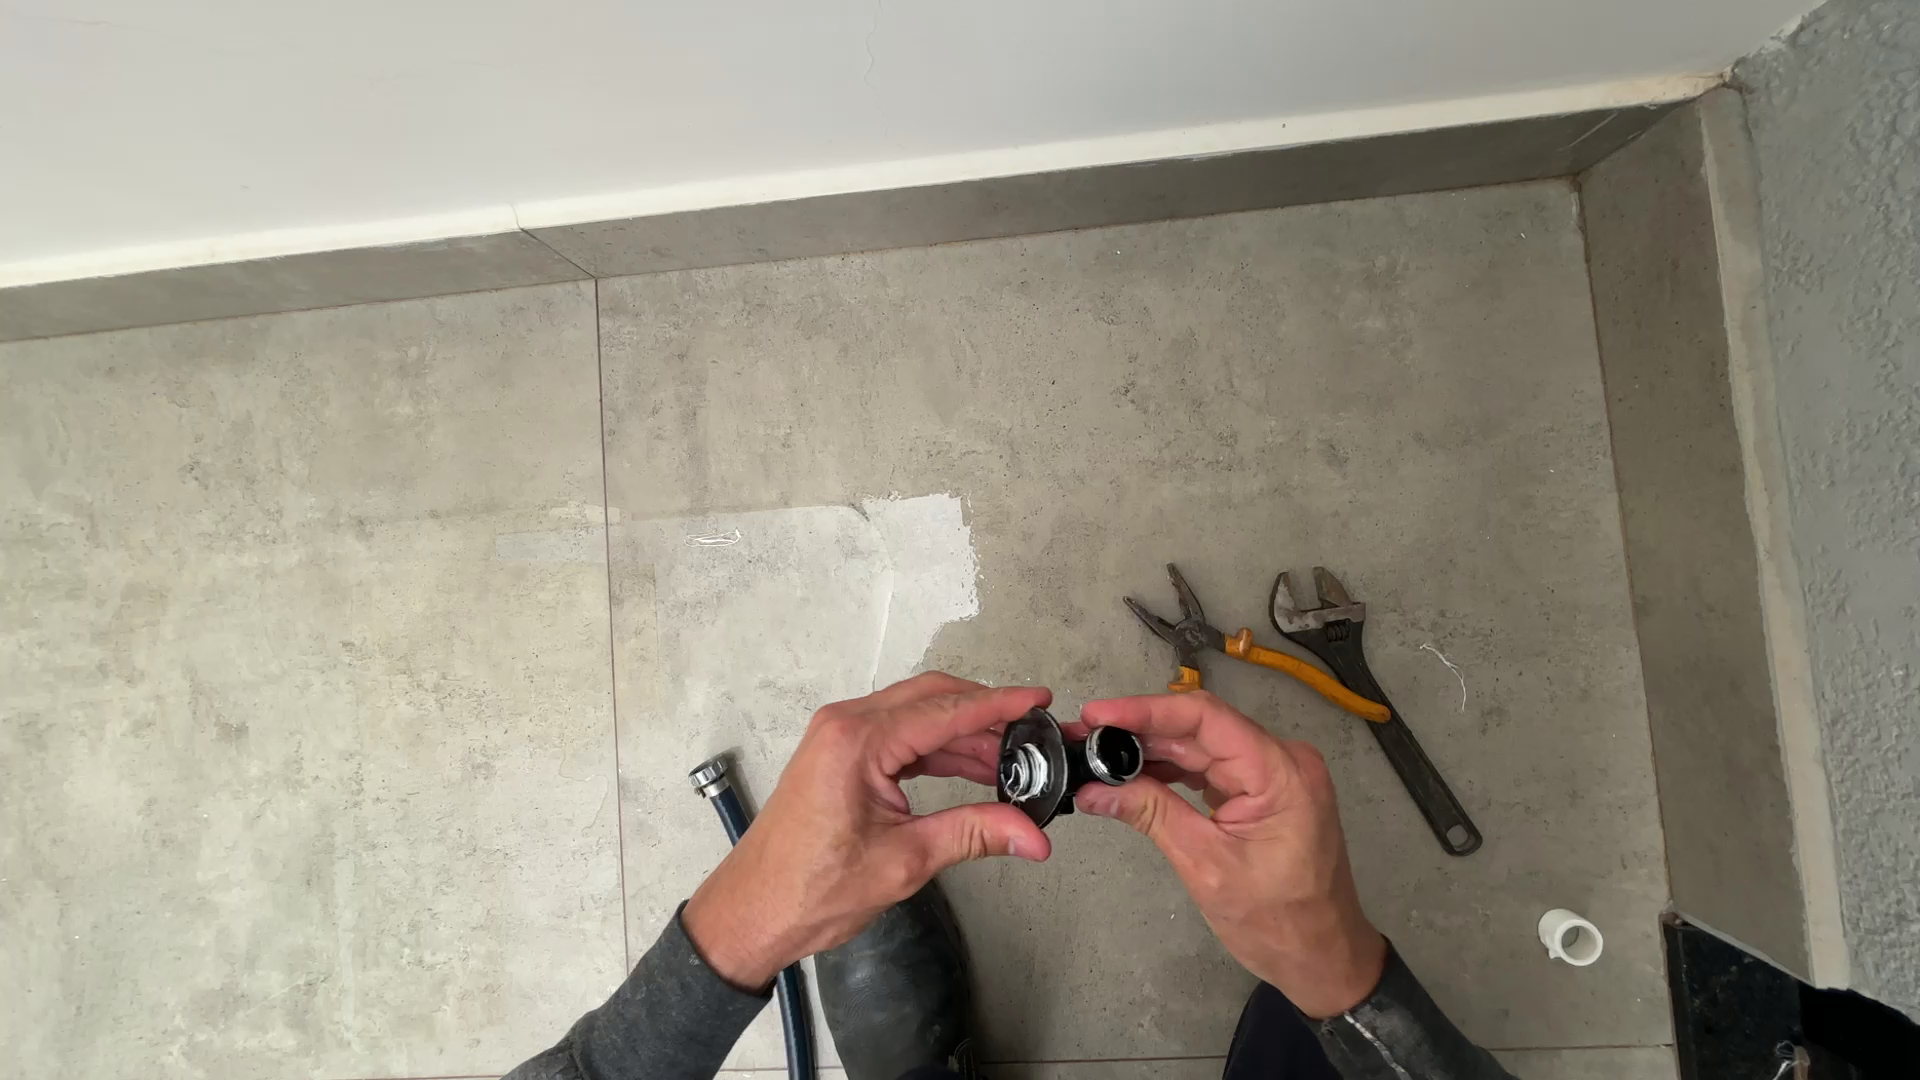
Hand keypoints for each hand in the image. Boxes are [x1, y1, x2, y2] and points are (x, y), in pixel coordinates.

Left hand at [682, 673, 1053, 989]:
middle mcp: (847, 723)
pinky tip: (971, 766)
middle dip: (985, 712)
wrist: (751, 912)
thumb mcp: (903, 862)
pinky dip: (938, 747)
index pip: (945, 711)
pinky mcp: (843, 751)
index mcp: (857, 740)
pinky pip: (901, 734)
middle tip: (1030, 730)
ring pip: (918, 714)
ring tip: (1010, 758)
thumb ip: (973, 834)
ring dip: (964, 733)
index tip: (1037, 700)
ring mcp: (841, 734)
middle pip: (932, 699)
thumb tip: (1031, 834)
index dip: (998, 705)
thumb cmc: (810, 889)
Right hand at [1071, 692, 1387, 1017]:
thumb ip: (1150, 814)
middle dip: (1139, 729)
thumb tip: (1091, 789)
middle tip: (1085, 734)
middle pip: (1198, 726)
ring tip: (1098, 751)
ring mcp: (1271, 770)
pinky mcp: (1259, 786)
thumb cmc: (1277, 922)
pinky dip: (1169, 766)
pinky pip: (1207, 763)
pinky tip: (1132, 769)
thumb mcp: (1206, 866)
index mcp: (1280, 771)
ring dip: (1149, 747)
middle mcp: (1280, 758)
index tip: (1098, 715)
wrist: (1324, 962)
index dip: (1146, 709)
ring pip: (1198, 742)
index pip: (1204, 717)